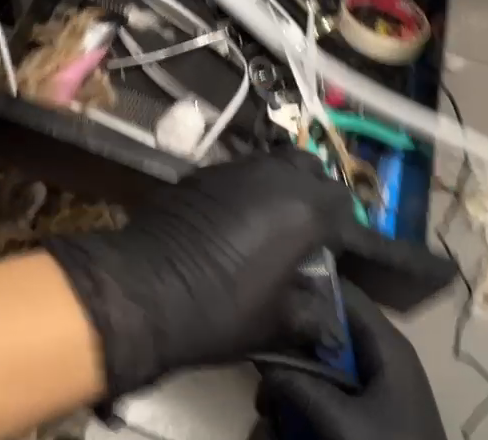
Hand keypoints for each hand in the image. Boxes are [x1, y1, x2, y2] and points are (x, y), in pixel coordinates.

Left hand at [43, 151, 360, 396]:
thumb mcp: (276, 323)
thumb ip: (310, 314)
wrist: (143, 288)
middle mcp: (273, 175)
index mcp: (303, 209)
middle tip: (308, 229)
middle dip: (315, 192)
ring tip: (273, 222)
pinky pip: (239, 171)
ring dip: (280, 185)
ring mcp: (234, 168)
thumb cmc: (220, 309)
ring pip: (272, 162)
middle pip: (309, 168)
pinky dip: (248, 188)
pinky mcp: (201, 171)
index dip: (344, 225)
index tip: (335, 250)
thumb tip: (328, 321)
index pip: (344, 202)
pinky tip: (237, 219)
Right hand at [258, 284, 442, 439]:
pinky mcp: (377, 402)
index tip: (267, 298)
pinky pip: (337, 382)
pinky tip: (289, 412)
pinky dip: (313, 390)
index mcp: (386, 343)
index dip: (305, 289)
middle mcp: (384, 351)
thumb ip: (302, 387)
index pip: (342, 292)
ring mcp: (381, 377)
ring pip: (330, 355)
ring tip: (268, 397)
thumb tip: (263, 361)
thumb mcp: (344, 424)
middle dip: (295, 340)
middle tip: (260, 356)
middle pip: (332, 324)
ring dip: (299, 371)